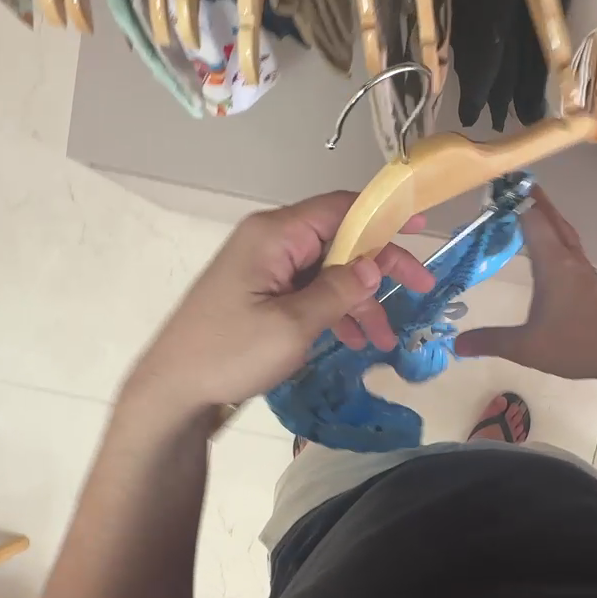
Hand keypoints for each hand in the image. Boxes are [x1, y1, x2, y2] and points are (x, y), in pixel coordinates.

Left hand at [124, 192, 434, 420]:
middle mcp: (271, 242)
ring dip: (358, 301)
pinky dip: (333, 312)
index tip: (423, 228)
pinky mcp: (260, 295)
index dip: (384, 215)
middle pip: (339, 241)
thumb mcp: (292, 326)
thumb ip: (336, 292)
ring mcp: (264, 269)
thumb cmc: (229, 353)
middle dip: (379, 268)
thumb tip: (371, 268)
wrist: (174, 388)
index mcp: (275, 235)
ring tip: (384, 339)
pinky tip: (353, 340)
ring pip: (327, 272)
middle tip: (420, 291)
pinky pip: (308, 292)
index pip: (341, 208)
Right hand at [454, 187, 596, 382]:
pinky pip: (572, 250)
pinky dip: (559, 239)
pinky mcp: (594, 285)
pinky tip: (554, 253)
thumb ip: (491, 342)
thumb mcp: (527, 347)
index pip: (533, 221)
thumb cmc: (577, 345)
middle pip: (553, 220)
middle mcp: (571, 260)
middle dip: (535, 202)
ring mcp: (585, 272)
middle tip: (518, 186)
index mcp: (554, 265)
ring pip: (566, 234)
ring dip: (550, 219)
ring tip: (535, 211)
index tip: (499, 189)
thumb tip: (456, 344)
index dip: (516, 203)